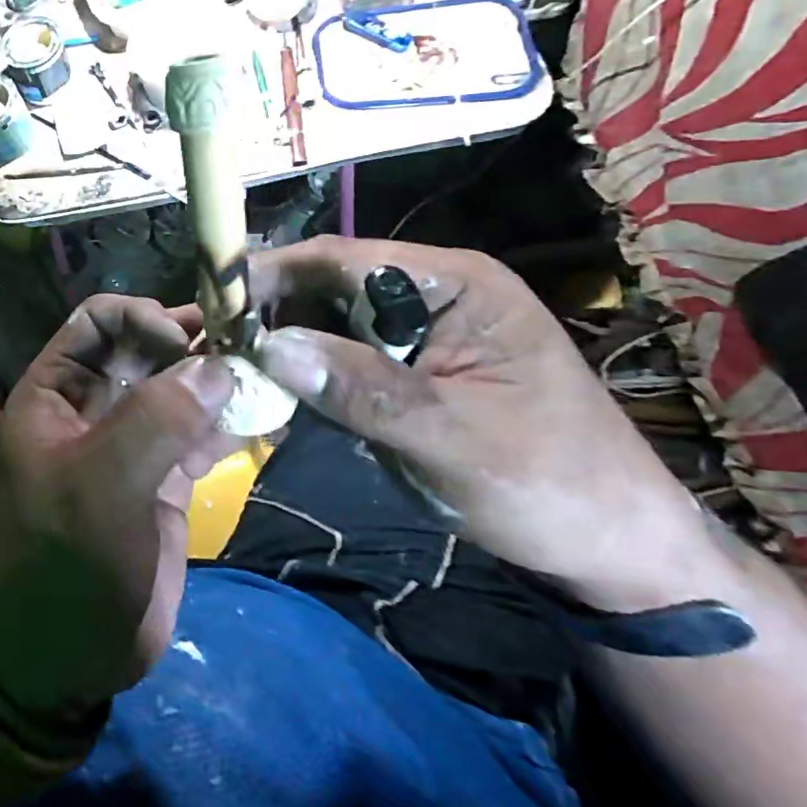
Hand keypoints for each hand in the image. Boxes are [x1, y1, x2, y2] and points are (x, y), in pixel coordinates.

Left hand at [0, 295, 235, 718]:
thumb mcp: (98, 485)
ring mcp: (129, 445)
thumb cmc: (62, 561)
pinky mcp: (162, 483)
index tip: (189, 341)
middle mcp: (90, 409)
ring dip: (222, 381)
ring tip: (276, 371)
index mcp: (53, 394)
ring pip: (178, 392)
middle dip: (194, 343)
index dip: (142, 318)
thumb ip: (154, 420)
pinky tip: (276, 413)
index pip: (96, 322)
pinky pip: (200, 438)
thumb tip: (216, 364)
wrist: (60, 653)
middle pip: (144, 351)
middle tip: (255, 340)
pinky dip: (234, 423)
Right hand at [246, 236, 713, 609]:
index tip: (209, 305)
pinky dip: (293, 371)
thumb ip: (360, 388)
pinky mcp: (396, 371)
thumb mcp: (451, 436)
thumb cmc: (547, 484)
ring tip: (217, 366)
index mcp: (453, 286)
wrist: (605, 548)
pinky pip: (329, 357)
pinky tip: (259, 390)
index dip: (269, 274)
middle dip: (260, 311)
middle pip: (321, 285)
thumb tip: (266, 346)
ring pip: (318, 321)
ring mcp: (409, 335)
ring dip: (271, 342)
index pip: (340, 258)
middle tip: (201, 343)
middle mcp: (424, 296)